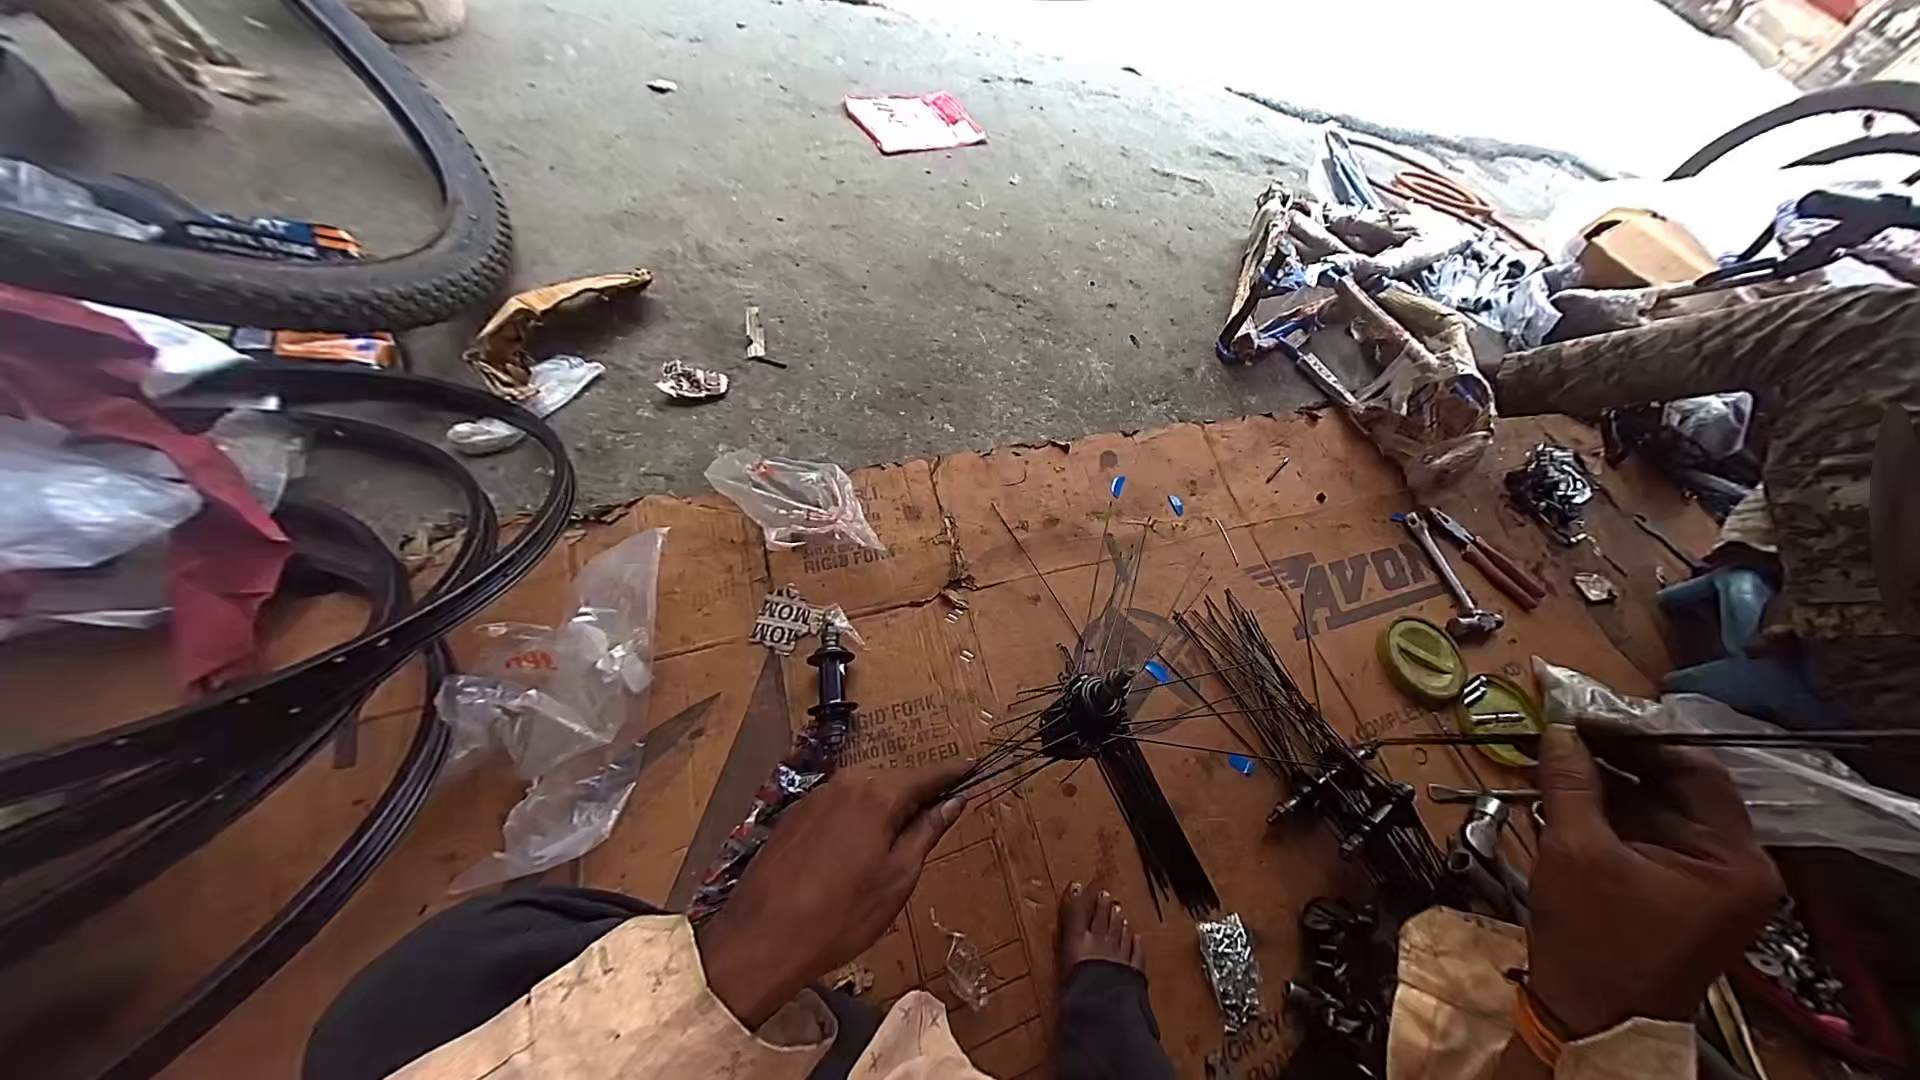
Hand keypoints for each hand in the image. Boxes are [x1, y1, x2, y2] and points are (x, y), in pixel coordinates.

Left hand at [694, 761, 970, 1026]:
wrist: (762, 937)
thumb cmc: (841, 914)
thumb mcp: (897, 878)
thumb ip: (927, 831)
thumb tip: (953, 802)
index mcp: (878, 794)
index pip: (926, 776)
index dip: (952, 772)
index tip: (972, 765)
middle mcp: (848, 782)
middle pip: (893, 783)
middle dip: (915, 798)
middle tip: (935, 818)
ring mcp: (817, 795)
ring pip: (865, 795)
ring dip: (883, 811)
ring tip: (891, 846)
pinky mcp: (796, 813)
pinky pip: (839, 806)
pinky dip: (856, 819)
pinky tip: (851, 853)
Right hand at [1525, 724, 1781, 1036]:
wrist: (1590, 1004)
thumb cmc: (1593, 931)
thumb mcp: (1574, 848)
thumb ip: (1569, 783)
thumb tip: (1558, 729)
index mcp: (1729, 858)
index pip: (1693, 770)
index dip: (1634, 733)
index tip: (1577, 712)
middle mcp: (1726, 860)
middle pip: (1670, 783)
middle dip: (1611, 752)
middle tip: (1556, 725)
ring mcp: (1694, 871)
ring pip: (1646, 800)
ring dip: (1597, 775)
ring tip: (1548, 750)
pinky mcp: (1662, 877)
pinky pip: (1632, 823)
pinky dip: (1595, 801)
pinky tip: (1556, 784)